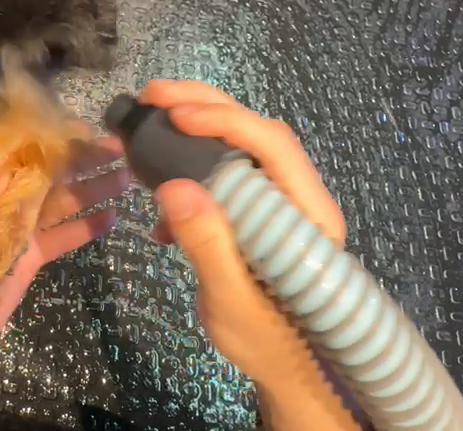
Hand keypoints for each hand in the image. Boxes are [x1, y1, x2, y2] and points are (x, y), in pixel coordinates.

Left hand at [0, 128, 128, 381]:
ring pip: (62, 200)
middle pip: (49, 171)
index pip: (22, 150)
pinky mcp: (32, 255)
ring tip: (126, 176)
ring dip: (92, 187)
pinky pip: (63, 235)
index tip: (84, 126)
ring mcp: (22, 227)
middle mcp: (6, 199)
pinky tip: (112, 216)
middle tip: (119, 147)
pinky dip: (86, 225)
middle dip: (82, 158)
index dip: (51, 134)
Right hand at [140, 79, 354, 425]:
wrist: (288, 368)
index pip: (272, 144)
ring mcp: (277, 196)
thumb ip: (209, 247)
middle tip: (154, 94)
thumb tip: (174, 185)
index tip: (177, 116)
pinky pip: (226, 161)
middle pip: (255, 128)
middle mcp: (297, 192)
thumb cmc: (268, 341)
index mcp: (308, 212)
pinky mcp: (255, 204)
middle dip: (205, 103)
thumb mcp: (234, 303)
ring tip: (153, 109)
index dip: (225, 120)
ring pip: (239, 138)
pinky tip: (159, 175)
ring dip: (196, 118)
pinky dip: (191, 151)